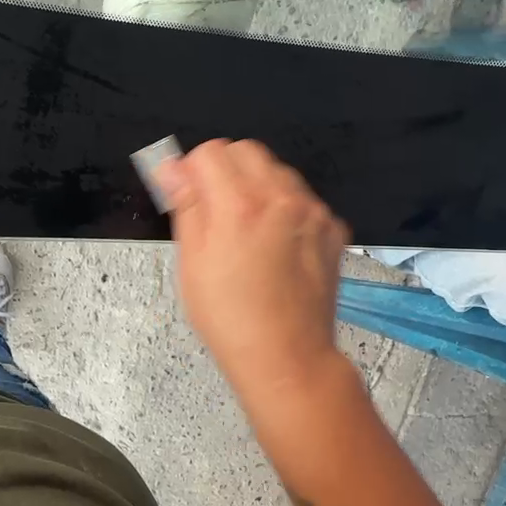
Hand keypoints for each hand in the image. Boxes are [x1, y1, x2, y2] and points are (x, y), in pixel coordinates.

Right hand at [156, 138, 349, 396]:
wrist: (285, 354)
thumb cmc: (231, 317)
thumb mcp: (191, 261)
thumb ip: (186, 205)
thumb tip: (173, 169)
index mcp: (239, 206)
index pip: (211, 152)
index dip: (191, 171)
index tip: (185, 194)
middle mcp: (282, 199)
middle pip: (247, 151)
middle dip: (223, 170)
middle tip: (209, 210)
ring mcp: (313, 212)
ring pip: (277, 172)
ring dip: (253, 187)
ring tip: (241, 232)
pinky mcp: (332, 229)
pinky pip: (302, 199)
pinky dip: (282, 208)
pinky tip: (270, 245)